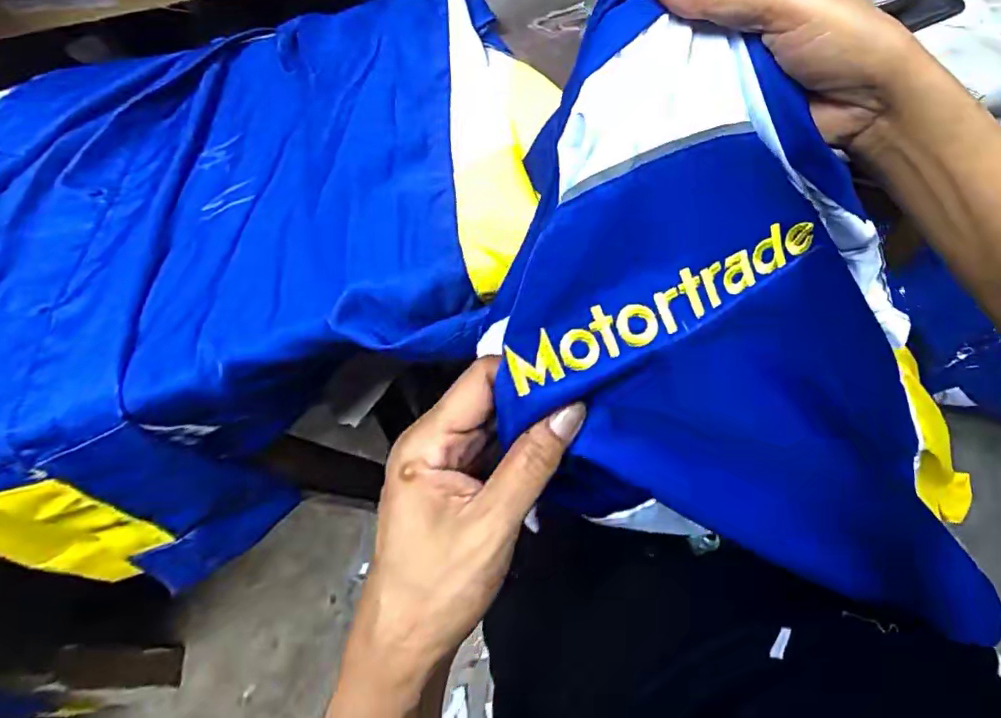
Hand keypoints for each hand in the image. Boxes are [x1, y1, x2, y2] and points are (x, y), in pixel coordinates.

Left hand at [327, 357, 584, 717]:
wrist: (408, 646)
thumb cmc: (437, 587)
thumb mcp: (491, 522)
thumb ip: (533, 461)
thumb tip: (575, 407)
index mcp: (427, 444)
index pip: (481, 379)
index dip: (527, 363)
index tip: (573, 355)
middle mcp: (438, 441)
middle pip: (496, 393)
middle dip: (542, 383)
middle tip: (592, 370)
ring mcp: (455, 458)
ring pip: (506, 416)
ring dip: (544, 408)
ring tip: (590, 390)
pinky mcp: (472, 475)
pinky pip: (509, 440)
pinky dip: (539, 433)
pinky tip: (571, 424)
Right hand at [643, 0, 938, 146]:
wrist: (878, 109)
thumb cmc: (845, 39)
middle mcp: (753, 12)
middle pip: (695, 11)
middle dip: (667, 23)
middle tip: (624, 34)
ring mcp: (749, 57)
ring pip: (698, 53)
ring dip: (675, 61)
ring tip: (633, 66)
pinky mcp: (748, 95)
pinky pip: (710, 92)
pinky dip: (692, 93)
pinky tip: (657, 94)